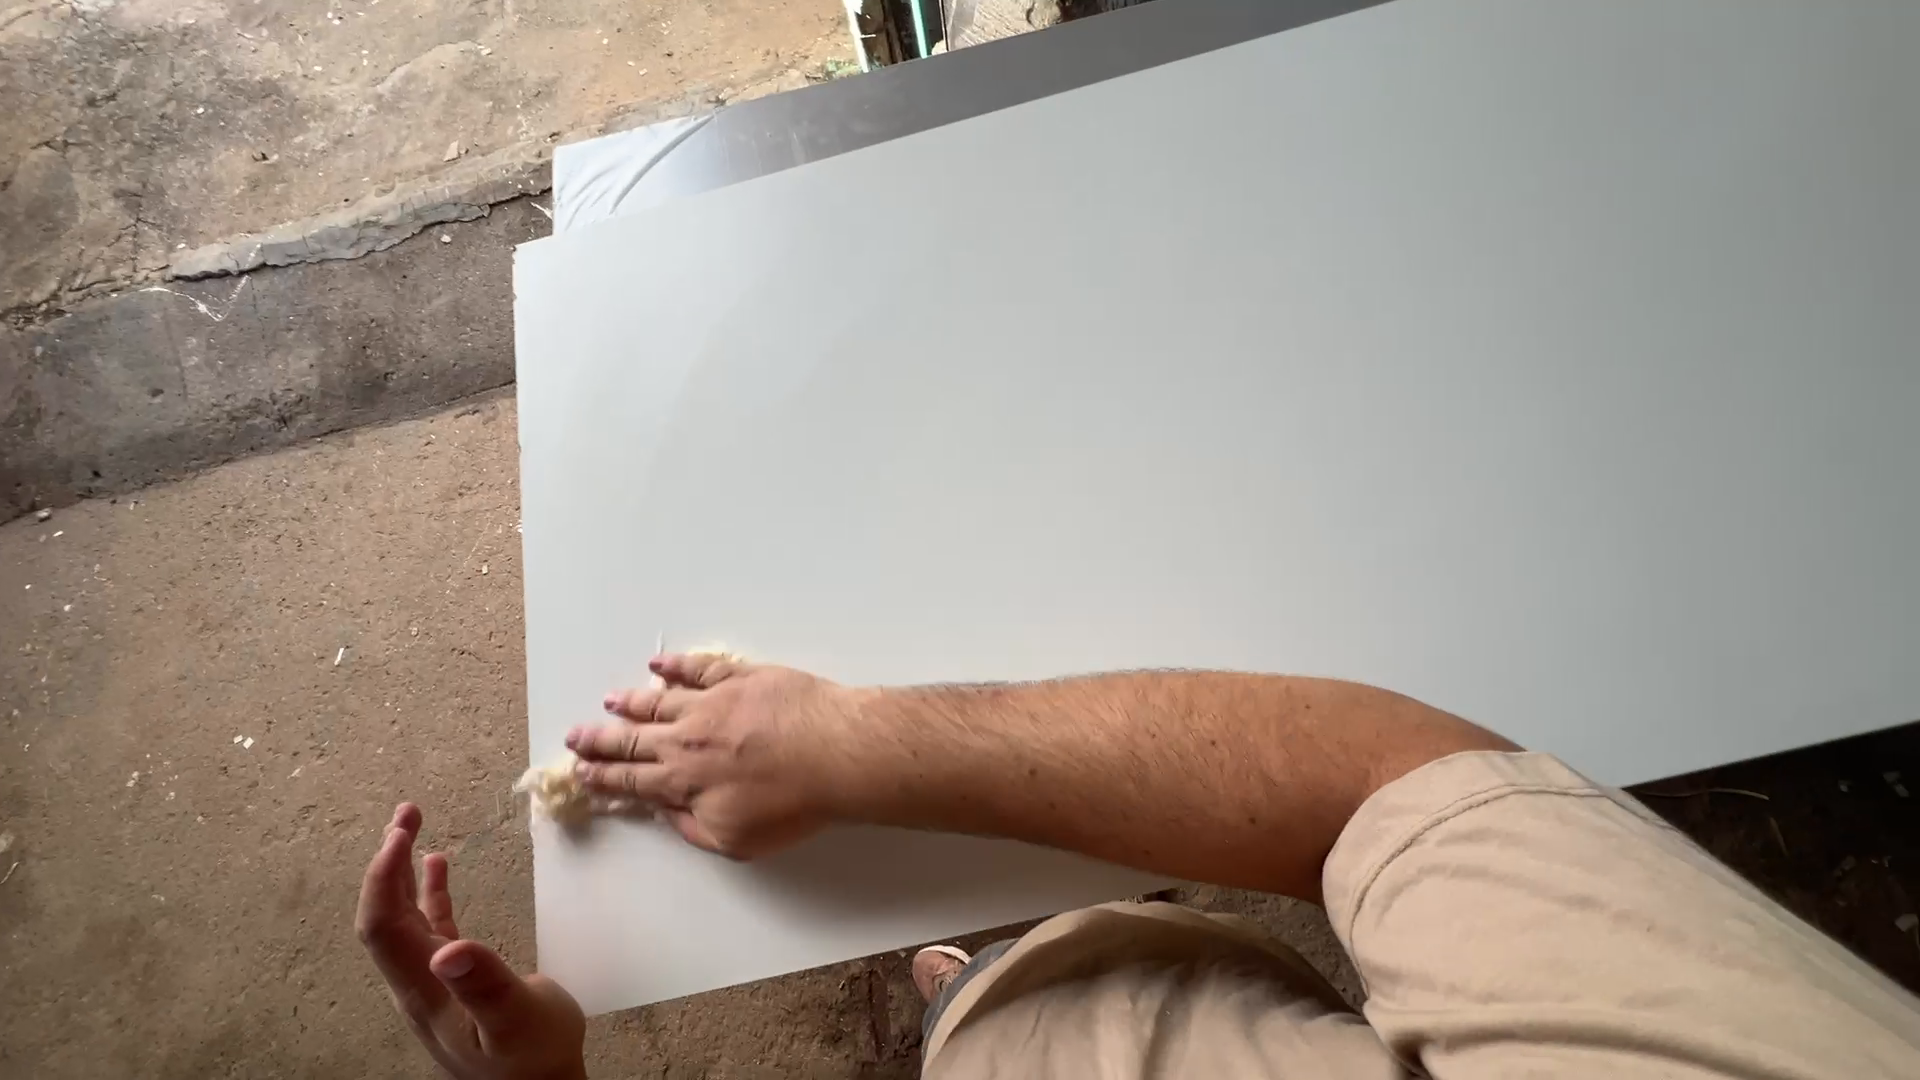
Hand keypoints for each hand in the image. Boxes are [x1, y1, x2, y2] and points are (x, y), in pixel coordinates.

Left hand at [356, 804, 586, 1079]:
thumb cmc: (532, 1055)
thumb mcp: (516, 1019)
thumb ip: (485, 984)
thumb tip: (448, 949)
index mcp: (425, 989)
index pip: (383, 927)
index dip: (383, 878)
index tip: (400, 833)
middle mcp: (418, 981)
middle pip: (384, 916)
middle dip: (388, 862)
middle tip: (406, 812)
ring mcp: (434, 978)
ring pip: (403, 918)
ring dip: (403, 871)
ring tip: (409, 826)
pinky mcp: (455, 976)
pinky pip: (431, 924)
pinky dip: (428, 891)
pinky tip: (437, 865)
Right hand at [567, 652, 867, 857]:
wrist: (835, 753)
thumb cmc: (793, 804)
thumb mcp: (736, 839)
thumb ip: (692, 827)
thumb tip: (664, 811)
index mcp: (684, 781)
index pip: (632, 780)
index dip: (603, 776)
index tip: (580, 771)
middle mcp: (688, 738)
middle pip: (634, 738)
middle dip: (601, 739)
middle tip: (576, 735)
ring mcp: (714, 702)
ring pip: (660, 700)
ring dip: (631, 702)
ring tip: (610, 700)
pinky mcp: (742, 676)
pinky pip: (700, 667)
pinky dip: (676, 664)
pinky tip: (660, 664)